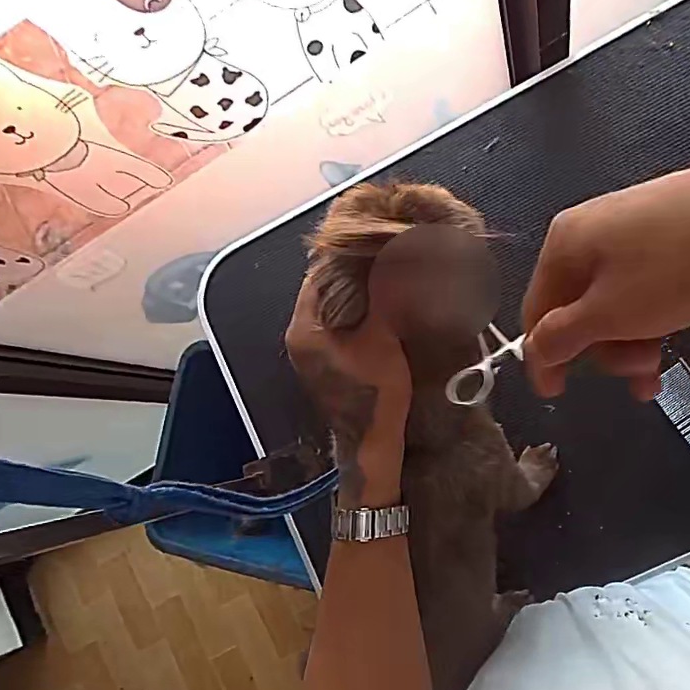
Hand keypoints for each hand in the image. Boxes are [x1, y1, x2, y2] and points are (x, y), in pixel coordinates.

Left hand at [286, 269, 410, 504]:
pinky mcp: (324, 364)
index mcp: (305, 327)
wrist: (372, 444)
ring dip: (356, 296)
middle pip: (324, 292)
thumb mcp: (383, 339)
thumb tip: (391, 259)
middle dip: (353, 275)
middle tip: (384, 259)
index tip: (375, 245)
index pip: (319, 276)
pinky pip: (337, 328)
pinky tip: (380, 311)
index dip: (347, 257)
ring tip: (386, 280)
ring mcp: (310, 353)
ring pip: (332, 310)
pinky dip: (356, 315)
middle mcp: (299, 337)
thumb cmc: (374, 393)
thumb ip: (383, 297)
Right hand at [521, 143, 689, 397]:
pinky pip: (642, 285)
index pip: (536, 310)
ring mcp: (631, 227)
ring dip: (630, 341)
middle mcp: (590, 230)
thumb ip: (562, 337)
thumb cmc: (677, 268)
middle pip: (577, 308)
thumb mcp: (611, 313)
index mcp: (563, 244)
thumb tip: (535, 351)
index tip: (557, 394)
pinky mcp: (668, 230)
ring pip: (613, 302)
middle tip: (639, 374)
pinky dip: (651, 318)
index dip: (543, 357)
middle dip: (602, 350)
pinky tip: (675, 329)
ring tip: (662, 360)